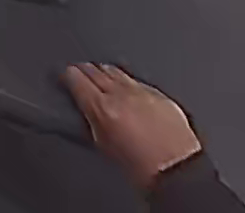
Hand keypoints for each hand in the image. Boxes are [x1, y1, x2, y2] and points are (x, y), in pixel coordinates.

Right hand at [60, 63, 202, 189]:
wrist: (180, 176)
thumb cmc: (145, 172)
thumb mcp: (104, 147)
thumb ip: (91, 120)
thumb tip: (85, 109)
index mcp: (101, 107)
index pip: (74, 76)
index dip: (66, 75)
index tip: (65, 77)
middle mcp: (120, 93)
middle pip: (93, 68)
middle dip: (84, 71)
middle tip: (80, 76)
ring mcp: (141, 91)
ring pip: (115, 69)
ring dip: (105, 73)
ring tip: (102, 79)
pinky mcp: (159, 94)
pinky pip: (137, 80)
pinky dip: (128, 83)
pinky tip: (128, 91)